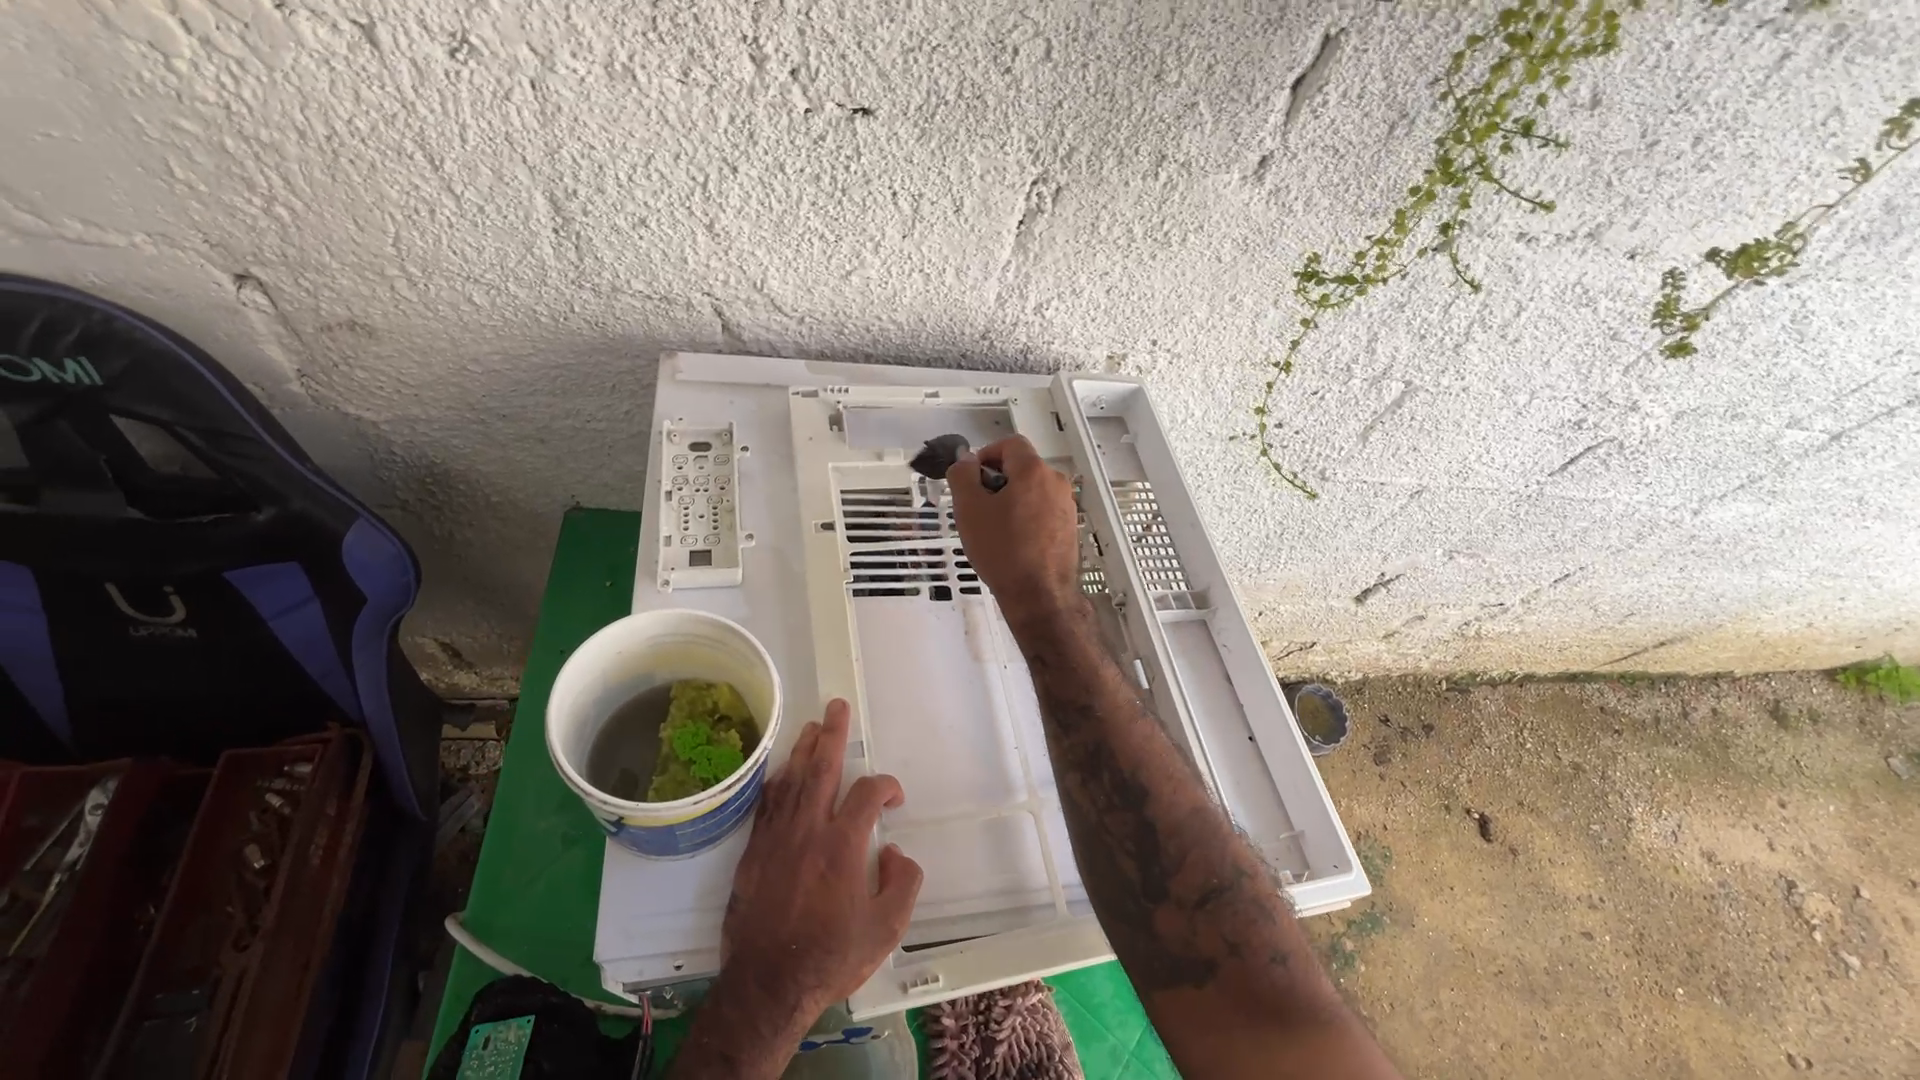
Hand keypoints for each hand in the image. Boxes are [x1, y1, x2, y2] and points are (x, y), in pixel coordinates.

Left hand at [720, 699, 922, 1017]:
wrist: (768, 984)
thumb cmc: (831, 957)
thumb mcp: (886, 929)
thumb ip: (901, 883)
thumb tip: (893, 852)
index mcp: (843, 845)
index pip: (867, 794)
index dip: (886, 785)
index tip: (894, 796)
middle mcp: (808, 831)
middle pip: (822, 770)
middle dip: (832, 735)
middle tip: (835, 706)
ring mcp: (776, 840)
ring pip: (791, 782)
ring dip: (802, 751)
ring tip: (810, 727)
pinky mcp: (753, 854)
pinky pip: (765, 807)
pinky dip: (775, 785)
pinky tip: (779, 774)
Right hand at [947, 435, 1085, 628]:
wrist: (1039, 595)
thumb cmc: (1002, 550)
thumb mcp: (970, 509)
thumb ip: (963, 476)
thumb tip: (966, 460)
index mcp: (1033, 471)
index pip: (1010, 444)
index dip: (987, 454)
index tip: (972, 478)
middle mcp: (1056, 483)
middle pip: (1022, 467)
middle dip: (997, 481)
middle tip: (978, 507)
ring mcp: (1066, 506)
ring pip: (1032, 491)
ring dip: (1011, 500)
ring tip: (994, 529)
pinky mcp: (1069, 528)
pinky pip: (1043, 511)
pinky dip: (1026, 517)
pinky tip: (1013, 543)